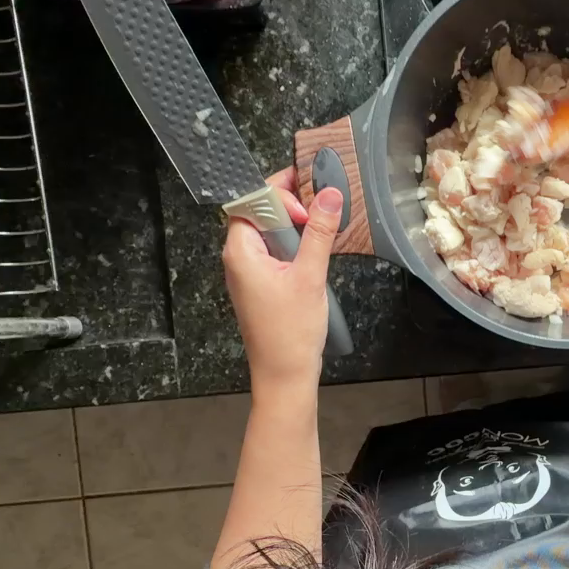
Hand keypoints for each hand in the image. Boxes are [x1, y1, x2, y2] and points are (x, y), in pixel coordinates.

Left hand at [222, 167, 341, 391]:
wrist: (284, 374)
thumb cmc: (290, 332)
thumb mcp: (310, 276)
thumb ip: (319, 233)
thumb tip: (329, 195)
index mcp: (241, 251)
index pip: (251, 201)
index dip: (279, 194)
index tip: (309, 203)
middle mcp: (239, 257)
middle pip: (258, 212)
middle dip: (288, 202)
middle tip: (320, 202)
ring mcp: (249, 272)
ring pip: (268, 232)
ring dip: (293, 224)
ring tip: (321, 223)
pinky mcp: (261, 284)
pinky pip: (274, 252)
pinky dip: (294, 244)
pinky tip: (315, 249)